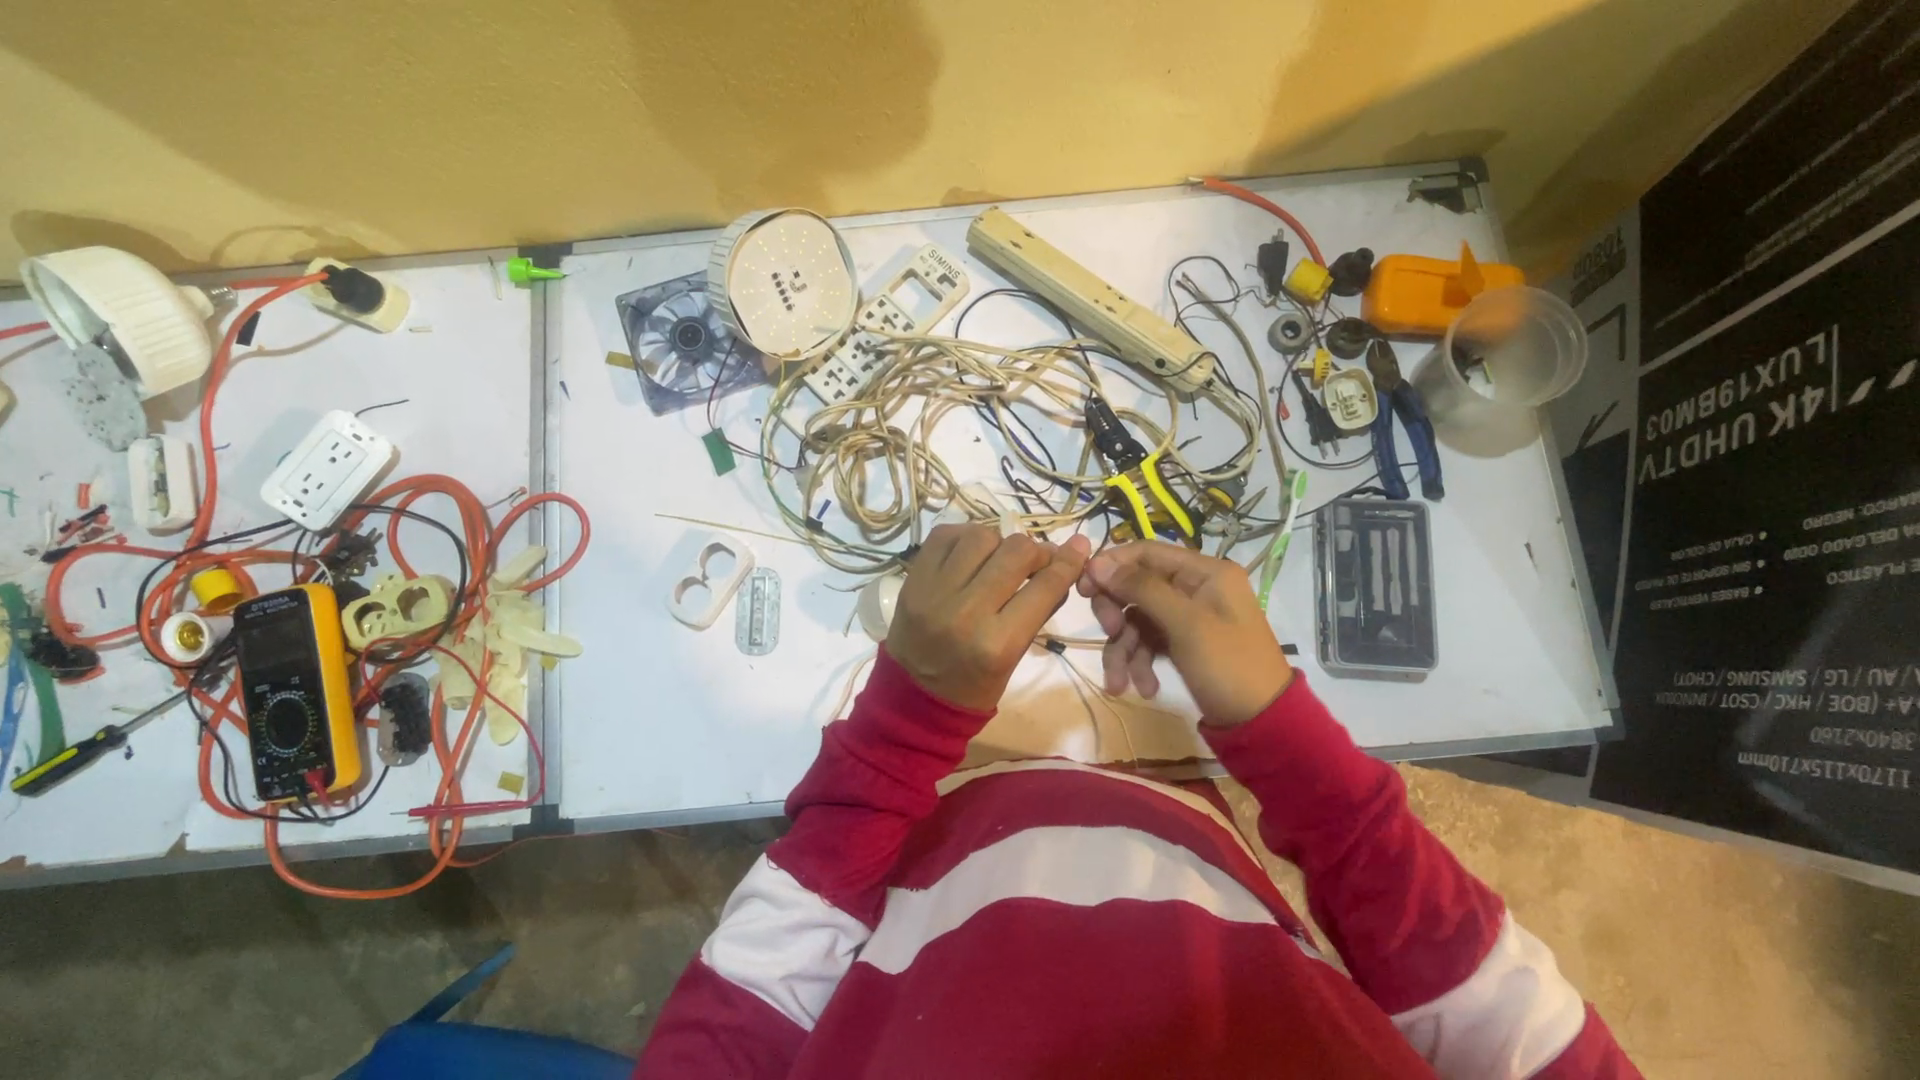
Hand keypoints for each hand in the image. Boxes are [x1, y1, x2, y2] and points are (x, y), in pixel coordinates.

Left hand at [887, 525, 1092, 711]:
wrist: (912, 695)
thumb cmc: (973, 685)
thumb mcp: (1015, 657)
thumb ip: (1039, 610)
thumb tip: (1063, 562)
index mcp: (998, 643)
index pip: (1045, 586)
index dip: (1068, 562)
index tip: (1078, 546)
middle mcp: (967, 612)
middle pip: (1016, 552)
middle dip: (1035, 552)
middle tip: (1035, 560)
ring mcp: (935, 592)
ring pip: (981, 536)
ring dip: (998, 543)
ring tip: (997, 559)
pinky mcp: (914, 579)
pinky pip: (945, 535)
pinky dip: (965, 537)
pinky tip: (971, 552)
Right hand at [1077, 541, 1291, 725]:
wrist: (1262, 721)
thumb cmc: (1229, 665)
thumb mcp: (1185, 624)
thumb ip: (1142, 589)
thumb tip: (1097, 563)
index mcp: (1205, 572)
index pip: (1146, 552)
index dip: (1112, 566)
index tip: (1083, 589)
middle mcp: (1195, 587)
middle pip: (1136, 586)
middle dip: (1118, 614)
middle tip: (1111, 634)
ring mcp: (1187, 617)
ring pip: (1137, 620)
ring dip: (1125, 650)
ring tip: (1120, 683)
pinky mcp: (1182, 643)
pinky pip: (1148, 643)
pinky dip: (1140, 664)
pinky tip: (1144, 689)